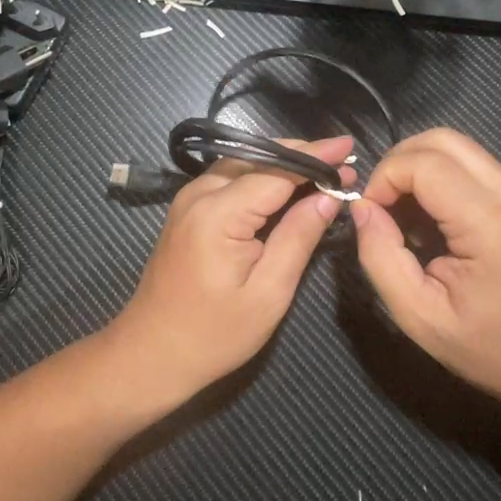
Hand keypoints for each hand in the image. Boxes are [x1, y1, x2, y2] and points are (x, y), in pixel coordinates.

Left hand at [102, 136, 354, 406]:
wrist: (151, 353)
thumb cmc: (214, 335)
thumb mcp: (268, 293)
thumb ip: (298, 237)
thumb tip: (329, 197)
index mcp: (218, 213)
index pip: (276, 170)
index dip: (315, 157)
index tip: (349, 147)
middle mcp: (199, 194)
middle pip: (258, 158)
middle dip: (302, 155)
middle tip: (344, 163)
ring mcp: (188, 199)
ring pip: (243, 163)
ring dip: (282, 162)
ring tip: (323, 169)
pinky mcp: (187, 209)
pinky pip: (230, 177)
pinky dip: (261, 175)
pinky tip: (287, 185)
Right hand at [350, 128, 500, 464]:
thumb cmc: (493, 351)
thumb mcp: (420, 318)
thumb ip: (381, 257)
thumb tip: (362, 208)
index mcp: (490, 225)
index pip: (424, 163)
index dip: (384, 178)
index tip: (371, 215)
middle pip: (442, 139)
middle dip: (399, 162)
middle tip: (383, 205)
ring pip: (458, 146)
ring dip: (420, 166)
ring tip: (405, 211)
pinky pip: (474, 165)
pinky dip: (442, 176)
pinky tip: (433, 218)